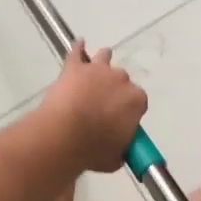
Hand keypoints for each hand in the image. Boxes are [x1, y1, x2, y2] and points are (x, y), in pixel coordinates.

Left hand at [34, 41, 148, 172]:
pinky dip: (79, 48)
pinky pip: (78, 51)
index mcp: (136, 100)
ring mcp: (97, 70)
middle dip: (113, 90)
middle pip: (121, 81)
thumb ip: (122, 147)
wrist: (63, 136)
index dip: (127, 111)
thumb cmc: (93, 150)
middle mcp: (121, 79)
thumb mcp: (116, 157)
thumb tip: (119, 147)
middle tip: (101, 106)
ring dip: (102, 63)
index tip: (118, 121)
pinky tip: (79, 43)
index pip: (137, 102)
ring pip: (104, 58)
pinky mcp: (74, 67)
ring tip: (97, 67)